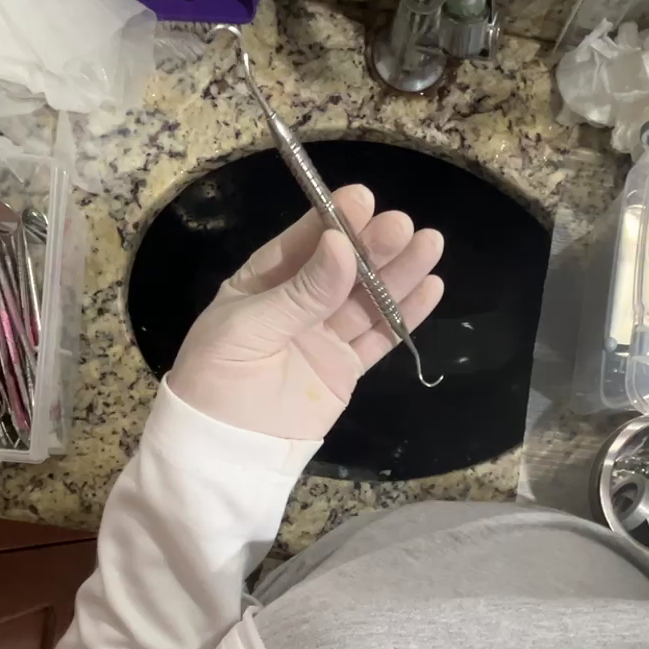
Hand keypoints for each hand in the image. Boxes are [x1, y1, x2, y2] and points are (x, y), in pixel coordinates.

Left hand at [167, 185, 445, 440]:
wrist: (224, 448)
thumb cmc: (218, 380)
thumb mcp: (247, 329)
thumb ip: (300, 293)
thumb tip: (340, 247)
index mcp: (264, 283)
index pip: (303, 244)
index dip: (333, 221)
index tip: (363, 200)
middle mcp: (298, 303)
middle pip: (343, 268)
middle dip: (374, 246)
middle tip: (403, 227)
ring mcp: (324, 336)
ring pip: (367, 300)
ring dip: (399, 274)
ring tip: (430, 245)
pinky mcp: (345, 369)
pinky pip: (379, 338)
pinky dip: (405, 317)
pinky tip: (430, 289)